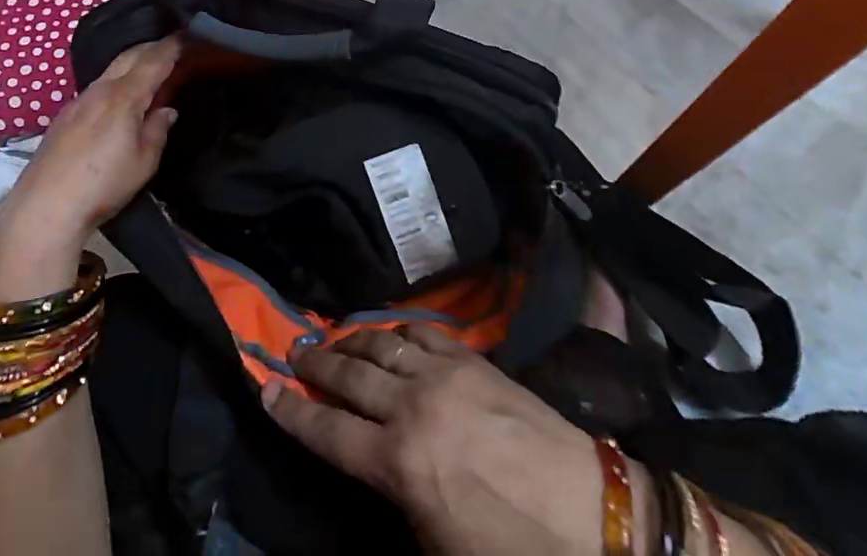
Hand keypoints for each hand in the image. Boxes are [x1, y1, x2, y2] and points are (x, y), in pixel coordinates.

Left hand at [0, 37, 181, 300]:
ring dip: (131, 64)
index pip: (152, 62)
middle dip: (151, 48)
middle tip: (172, 48)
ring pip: (110, 71)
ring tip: (149, 70)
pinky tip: (119, 97)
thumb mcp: (143, 162)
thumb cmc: (103, 184)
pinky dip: (115, 81)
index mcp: (123, 97)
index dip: (171, 47)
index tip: (187, 37)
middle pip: (128, 57)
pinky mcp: (64, 115)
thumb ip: (157, 130)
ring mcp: (78, 101)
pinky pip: (96, 87)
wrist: (47, 204)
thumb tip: (166, 110)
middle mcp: (99, 90)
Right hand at [263, 326, 646, 555]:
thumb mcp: (438, 546)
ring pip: (380, 343)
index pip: (325, 429)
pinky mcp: (475, 363)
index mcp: (398, 463)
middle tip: (292, 352)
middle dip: (313, 364)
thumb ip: (394, 499)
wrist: (600, 523)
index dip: (290, 410)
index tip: (266, 391)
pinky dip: (399, 331)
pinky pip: (424, 334)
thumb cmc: (514, 551)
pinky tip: (391, 334)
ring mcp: (444, 378)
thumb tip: (373, 464)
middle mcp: (412, 409)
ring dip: (350, 340)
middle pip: (346, 375)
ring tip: (333, 338)